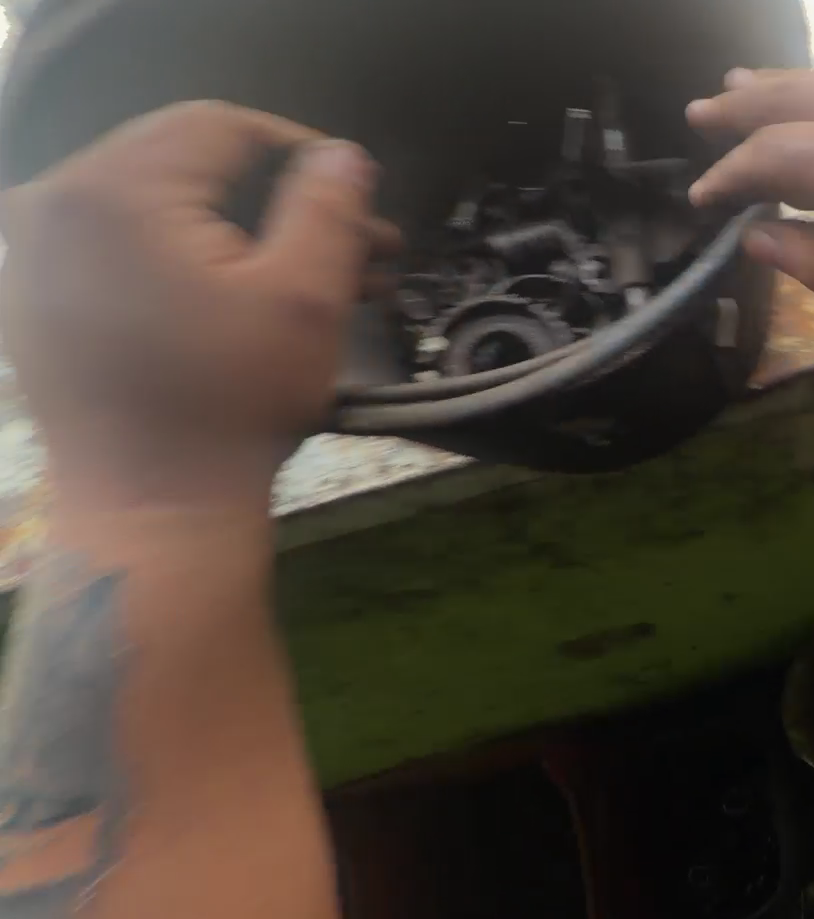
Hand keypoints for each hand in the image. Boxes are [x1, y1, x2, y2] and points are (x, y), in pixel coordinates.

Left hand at [0, 101, 395, 511]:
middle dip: (292, 206)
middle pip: (192, 171)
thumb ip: (328, 215)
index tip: (363, 191)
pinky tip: (259, 305)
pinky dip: (207, 263)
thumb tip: (344, 154)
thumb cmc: (241, 392)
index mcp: (117, 190)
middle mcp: (54, 200)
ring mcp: (36, 250)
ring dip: (258, 239)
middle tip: (372, 254)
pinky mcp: (42, 294)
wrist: (157, 491)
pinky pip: (136, 251)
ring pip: (169, 215)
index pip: (217, 127)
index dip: (301, 148)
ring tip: (333, 285)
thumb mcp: (306, 299)